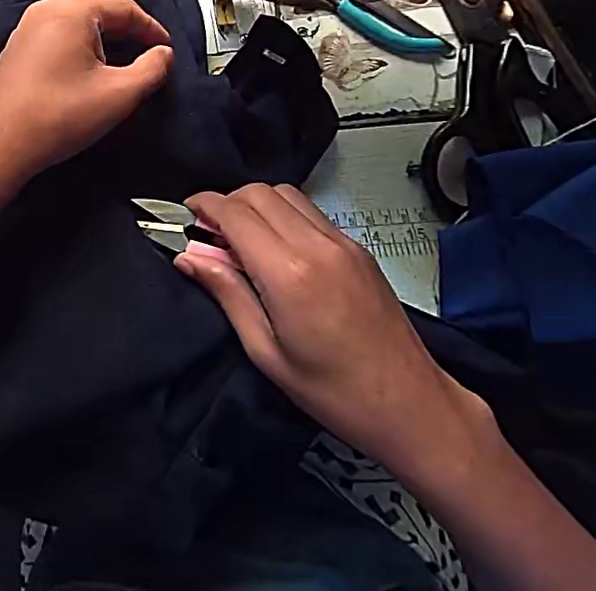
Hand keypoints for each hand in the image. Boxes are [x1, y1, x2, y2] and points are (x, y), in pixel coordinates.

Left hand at [0, 0, 174, 188]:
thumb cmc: (54, 118)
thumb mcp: (120, 95)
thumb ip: (152, 69)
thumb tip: (163, 55)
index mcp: (72, 12)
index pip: (124, 7)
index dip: (150, 27)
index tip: (163, 48)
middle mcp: (46, 10)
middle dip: (126, 15)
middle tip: (145, 39)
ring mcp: (28, 27)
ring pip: (75, 9)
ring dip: (103, 23)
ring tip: (122, 52)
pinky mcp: (19, 47)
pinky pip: (57, 26)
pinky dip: (81, 34)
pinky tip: (91, 63)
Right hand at [176, 184, 497, 476]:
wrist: (410, 403)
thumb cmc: (335, 392)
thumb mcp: (266, 352)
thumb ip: (227, 294)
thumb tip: (189, 258)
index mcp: (290, 273)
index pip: (235, 212)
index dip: (203, 206)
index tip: (185, 215)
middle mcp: (317, 245)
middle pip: (259, 192)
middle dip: (227, 203)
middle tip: (210, 235)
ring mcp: (342, 241)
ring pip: (285, 193)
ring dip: (255, 205)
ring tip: (241, 242)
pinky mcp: (357, 246)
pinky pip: (309, 211)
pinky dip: (282, 215)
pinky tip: (275, 249)